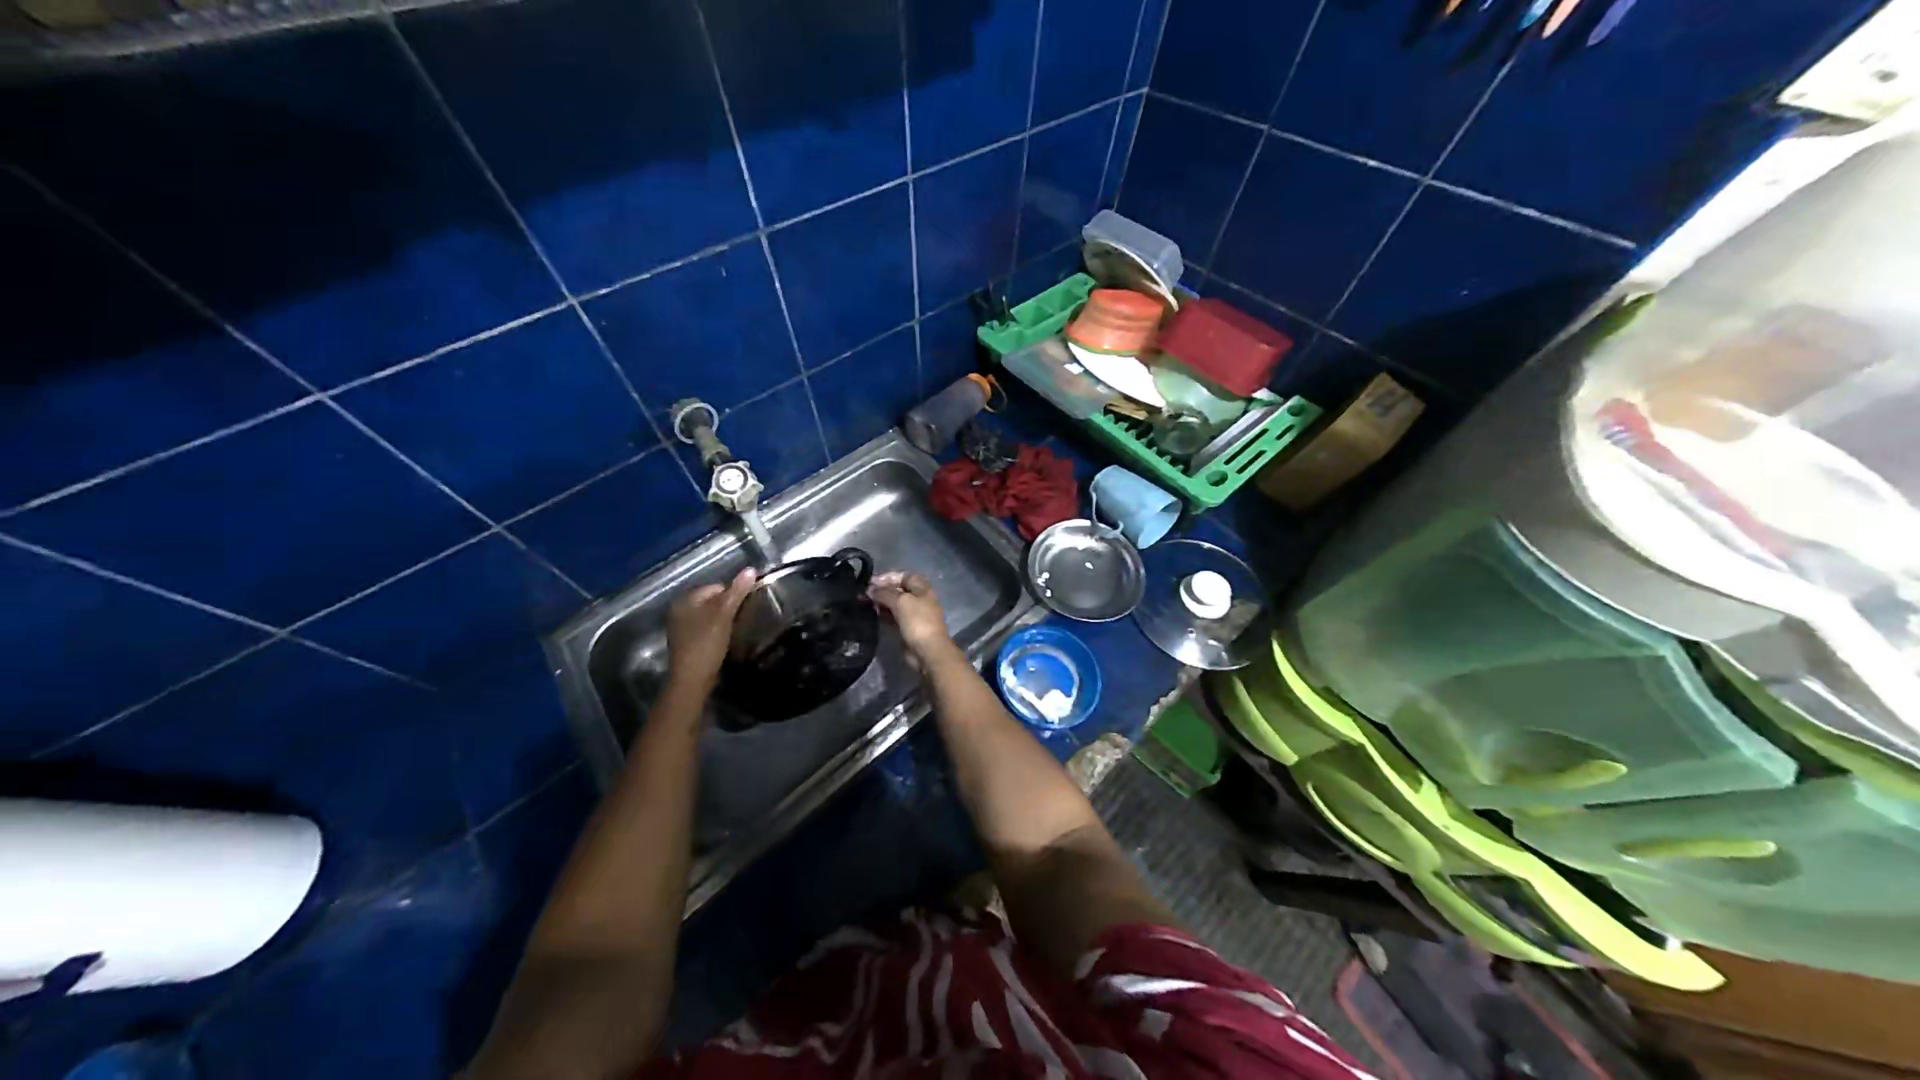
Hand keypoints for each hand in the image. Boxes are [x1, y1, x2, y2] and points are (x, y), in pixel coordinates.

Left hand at [665, 567, 756, 693]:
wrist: (692, 680)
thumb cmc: (706, 644)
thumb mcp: (724, 615)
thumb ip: (737, 592)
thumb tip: (751, 569)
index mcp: (685, 601)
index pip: (715, 587)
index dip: (733, 594)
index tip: (745, 607)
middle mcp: (679, 611)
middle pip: (712, 601)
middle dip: (728, 607)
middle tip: (742, 618)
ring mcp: (681, 629)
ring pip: (709, 616)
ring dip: (723, 621)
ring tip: (736, 629)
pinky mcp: (687, 643)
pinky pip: (705, 630)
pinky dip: (716, 632)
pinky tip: (725, 641)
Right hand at [868, 571, 954, 660]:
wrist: (927, 651)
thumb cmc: (917, 621)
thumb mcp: (901, 601)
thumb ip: (884, 593)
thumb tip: (870, 590)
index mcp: (923, 589)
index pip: (905, 576)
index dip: (889, 577)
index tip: (872, 581)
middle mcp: (919, 600)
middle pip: (899, 590)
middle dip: (883, 590)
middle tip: (865, 593)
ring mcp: (914, 615)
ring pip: (895, 604)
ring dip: (882, 603)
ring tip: (866, 602)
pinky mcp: (907, 629)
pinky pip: (894, 618)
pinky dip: (884, 615)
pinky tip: (872, 614)